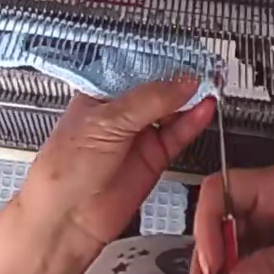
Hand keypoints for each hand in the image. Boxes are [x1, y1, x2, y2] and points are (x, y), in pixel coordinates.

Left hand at [12, 76, 215, 248]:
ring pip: (172, 111)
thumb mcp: (106, 123)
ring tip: (210, 86)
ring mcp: (138, 135)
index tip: (184, 54)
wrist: (66, 219)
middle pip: (158, 89)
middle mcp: (120, 113)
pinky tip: (204, 109)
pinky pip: (178, 134)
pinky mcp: (153, 158)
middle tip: (204, 68)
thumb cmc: (64, 169)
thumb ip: (148, 100)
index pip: (137, 69)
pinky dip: (194, 121)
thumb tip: (182, 82)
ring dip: (191, 99)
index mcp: (101, 94)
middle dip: (180, 79)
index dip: (161, 61)